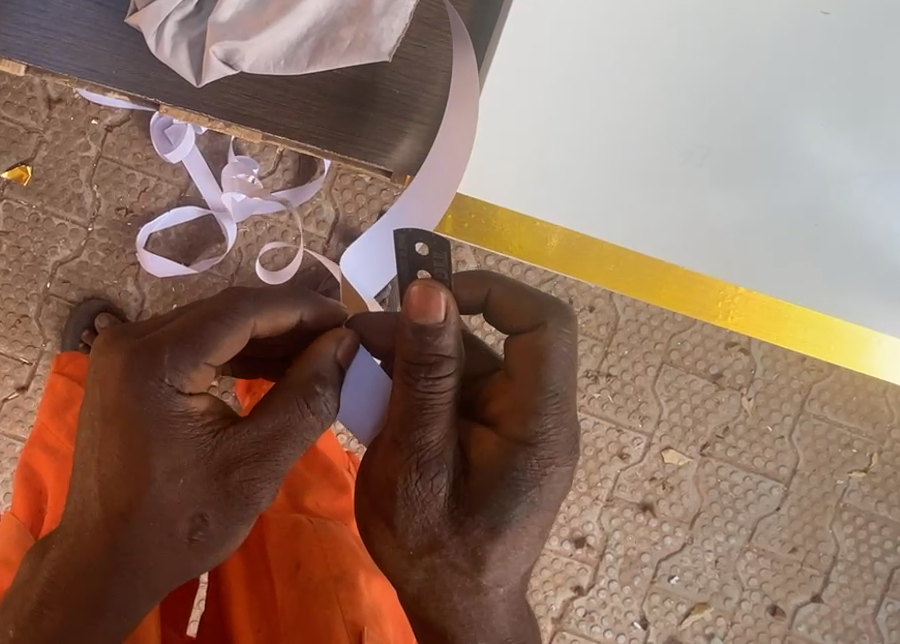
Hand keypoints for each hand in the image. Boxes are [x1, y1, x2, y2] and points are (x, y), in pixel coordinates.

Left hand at [0, 285, 357, 643]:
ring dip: (261, 338)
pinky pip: (190, 343)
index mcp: (156, 357)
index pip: (241, 309)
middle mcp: (132, 337)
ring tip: (316, 353)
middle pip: (224, 312)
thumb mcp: (255, 465)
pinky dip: (231, 353)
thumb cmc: (180, 523)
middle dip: (284, 323)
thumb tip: (345, 344)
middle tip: (338, 339)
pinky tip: (273, 366)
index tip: (346, 319)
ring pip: (209, 324)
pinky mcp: (126, 364)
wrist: (106, 561)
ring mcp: (124, 348)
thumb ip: (305, 398)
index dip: (299, 309)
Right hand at [349, 271, 580, 643]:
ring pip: (461, 354)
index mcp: (537, 420)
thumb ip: (424, 374)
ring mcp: (509, 419)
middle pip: (488, 335)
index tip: (426, 300)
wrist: (450, 608)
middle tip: (359, 338)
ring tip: (356, 365)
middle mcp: (533, 410)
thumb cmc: (434, 547)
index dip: (491, 292)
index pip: (543, 323)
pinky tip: (373, 390)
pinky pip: (450, 381)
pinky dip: (410, 376)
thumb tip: (428, 289)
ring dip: (407, 351)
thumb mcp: (416, 459)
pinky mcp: (485, 428)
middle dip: (422, 328)